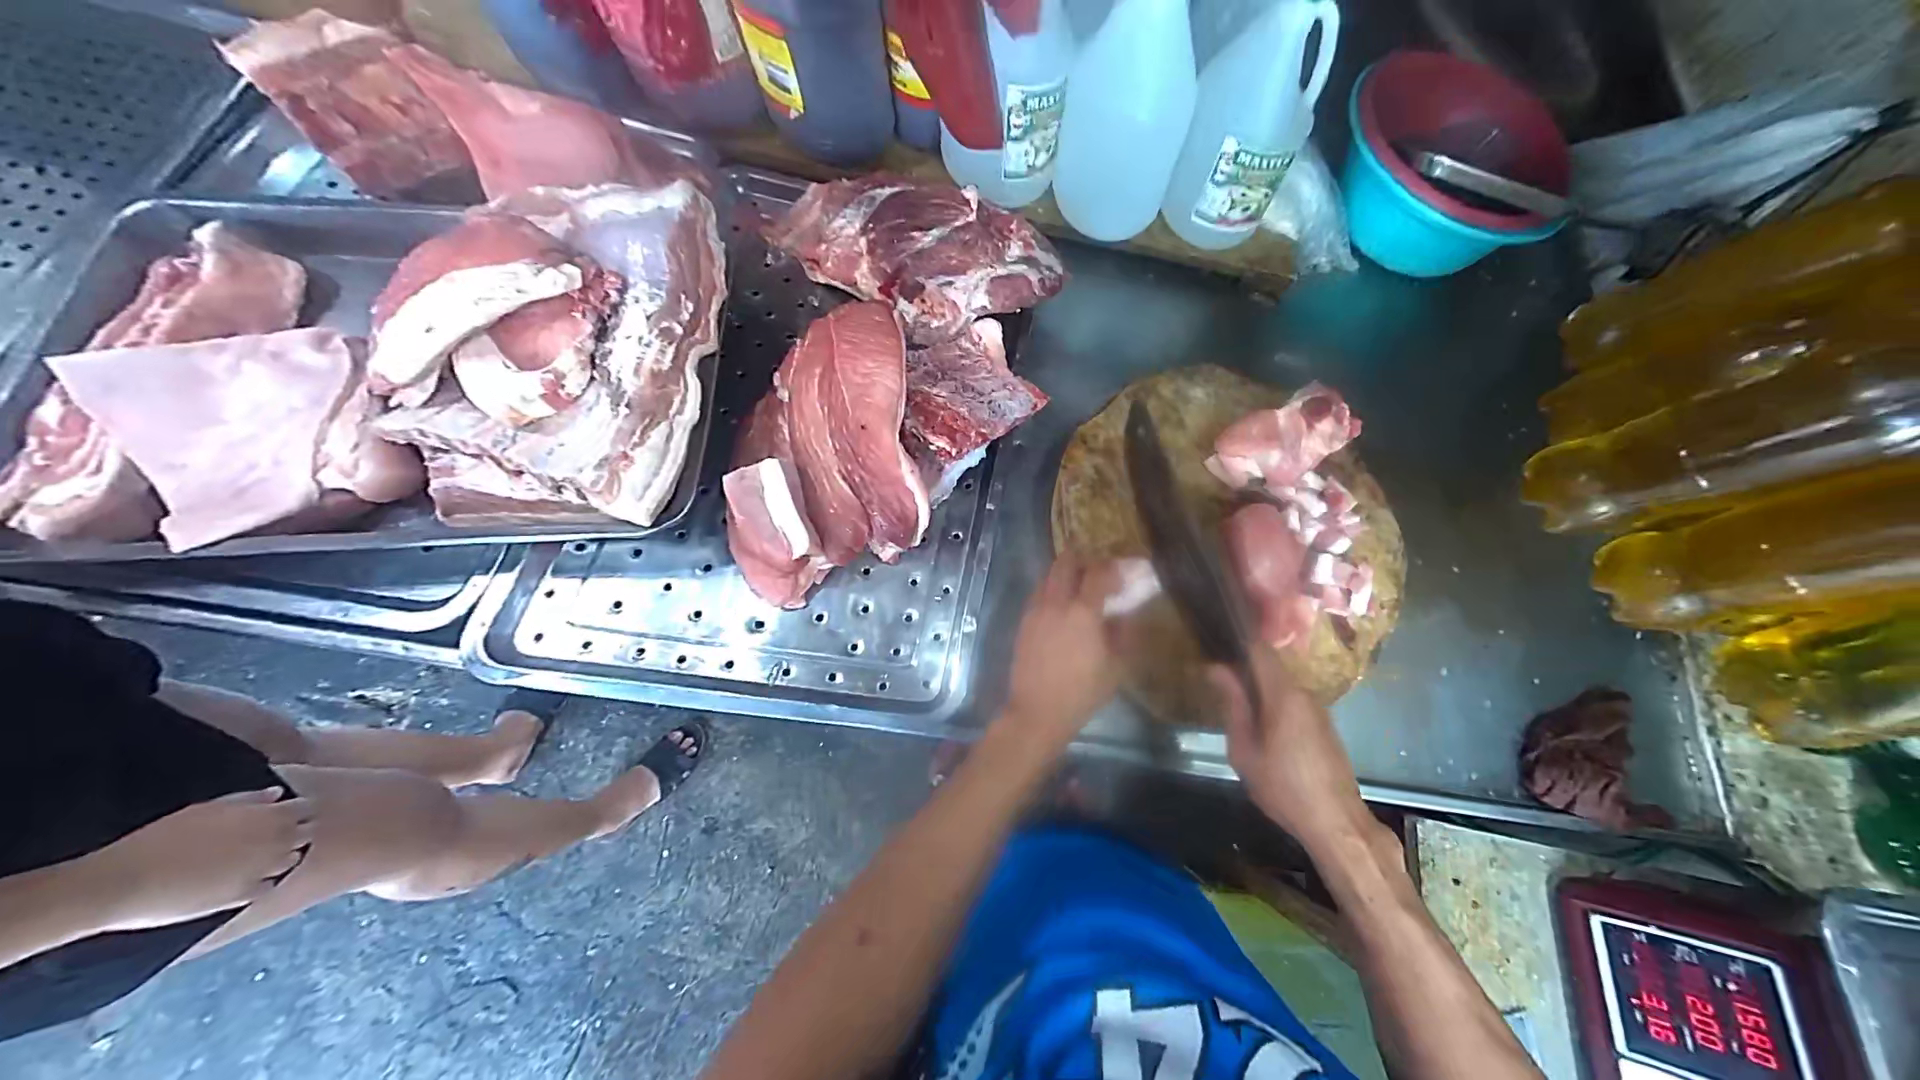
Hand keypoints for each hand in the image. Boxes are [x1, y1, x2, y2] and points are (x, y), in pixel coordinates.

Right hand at [89, 788, 314, 931]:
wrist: (122, 882)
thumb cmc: (160, 838)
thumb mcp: (208, 808)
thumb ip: (249, 799)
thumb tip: (278, 793)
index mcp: (271, 817)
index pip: (306, 808)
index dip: (297, 810)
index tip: (286, 813)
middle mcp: (276, 842)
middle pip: (305, 834)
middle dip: (296, 832)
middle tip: (272, 836)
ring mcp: (262, 870)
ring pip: (291, 860)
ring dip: (282, 857)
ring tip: (258, 857)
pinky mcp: (243, 896)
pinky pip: (269, 887)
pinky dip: (263, 882)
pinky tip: (245, 880)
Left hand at [999, 557, 1123, 750]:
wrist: (1038, 711)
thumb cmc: (1082, 692)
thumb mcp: (1115, 666)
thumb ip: (1122, 632)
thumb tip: (1125, 611)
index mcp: (1083, 612)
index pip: (1098, 573)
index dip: (1113, 568)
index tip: (1124, 573)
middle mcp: (1056, 603)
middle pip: (1065, 563)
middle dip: (1084, 560)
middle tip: (1098, 571)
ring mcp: (1035, 611)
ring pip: (1048, 576)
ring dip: (1065, 573)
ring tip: (1079, 586)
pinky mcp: (1023, 622)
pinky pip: (1038, 593)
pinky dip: (1051, 589)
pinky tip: (1062, 606)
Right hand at [1213, 649, 1373, 851]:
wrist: (1336, 823)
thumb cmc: (1283, 788)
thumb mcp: (1244, 750)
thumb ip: (1233, 706)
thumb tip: (1217, 669)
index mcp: (1284, 696)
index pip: (1260, 650)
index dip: (1237, 643)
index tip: (1215, 646)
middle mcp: (1305, 695)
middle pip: (1271, 668)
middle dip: (1244, 670)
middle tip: (1216, 683)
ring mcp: (1319, 710)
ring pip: (1282, 686)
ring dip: (1259, 690)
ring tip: (1234, 706)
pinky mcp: (1325, 726)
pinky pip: (1293, 703)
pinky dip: (1274, 705)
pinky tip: (1260, 727)